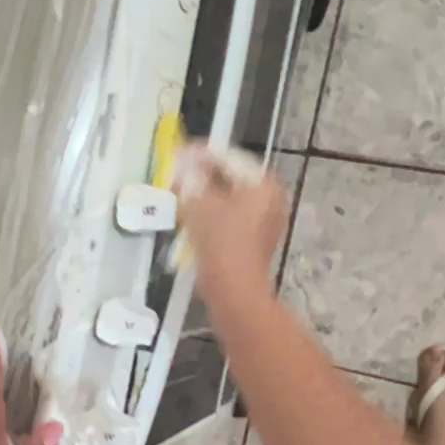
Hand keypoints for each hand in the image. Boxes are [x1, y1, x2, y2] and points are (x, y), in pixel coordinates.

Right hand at [174, 142, 288, 306]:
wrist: (234, 292)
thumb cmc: (221, 244)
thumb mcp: (199, 204)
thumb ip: (190, 178)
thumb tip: (182, 162)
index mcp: (263, 184)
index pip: (228, 157)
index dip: (199, 153)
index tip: (176, 151)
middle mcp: (270, 198)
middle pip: (230, 176)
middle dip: (200, 174)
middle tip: (174, 172)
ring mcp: (264, 220)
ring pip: (228, 197)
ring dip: (203, 193)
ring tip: (177, 191)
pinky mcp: (254, 240)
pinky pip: (229, 215)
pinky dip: (210, 211)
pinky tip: (189, 213)